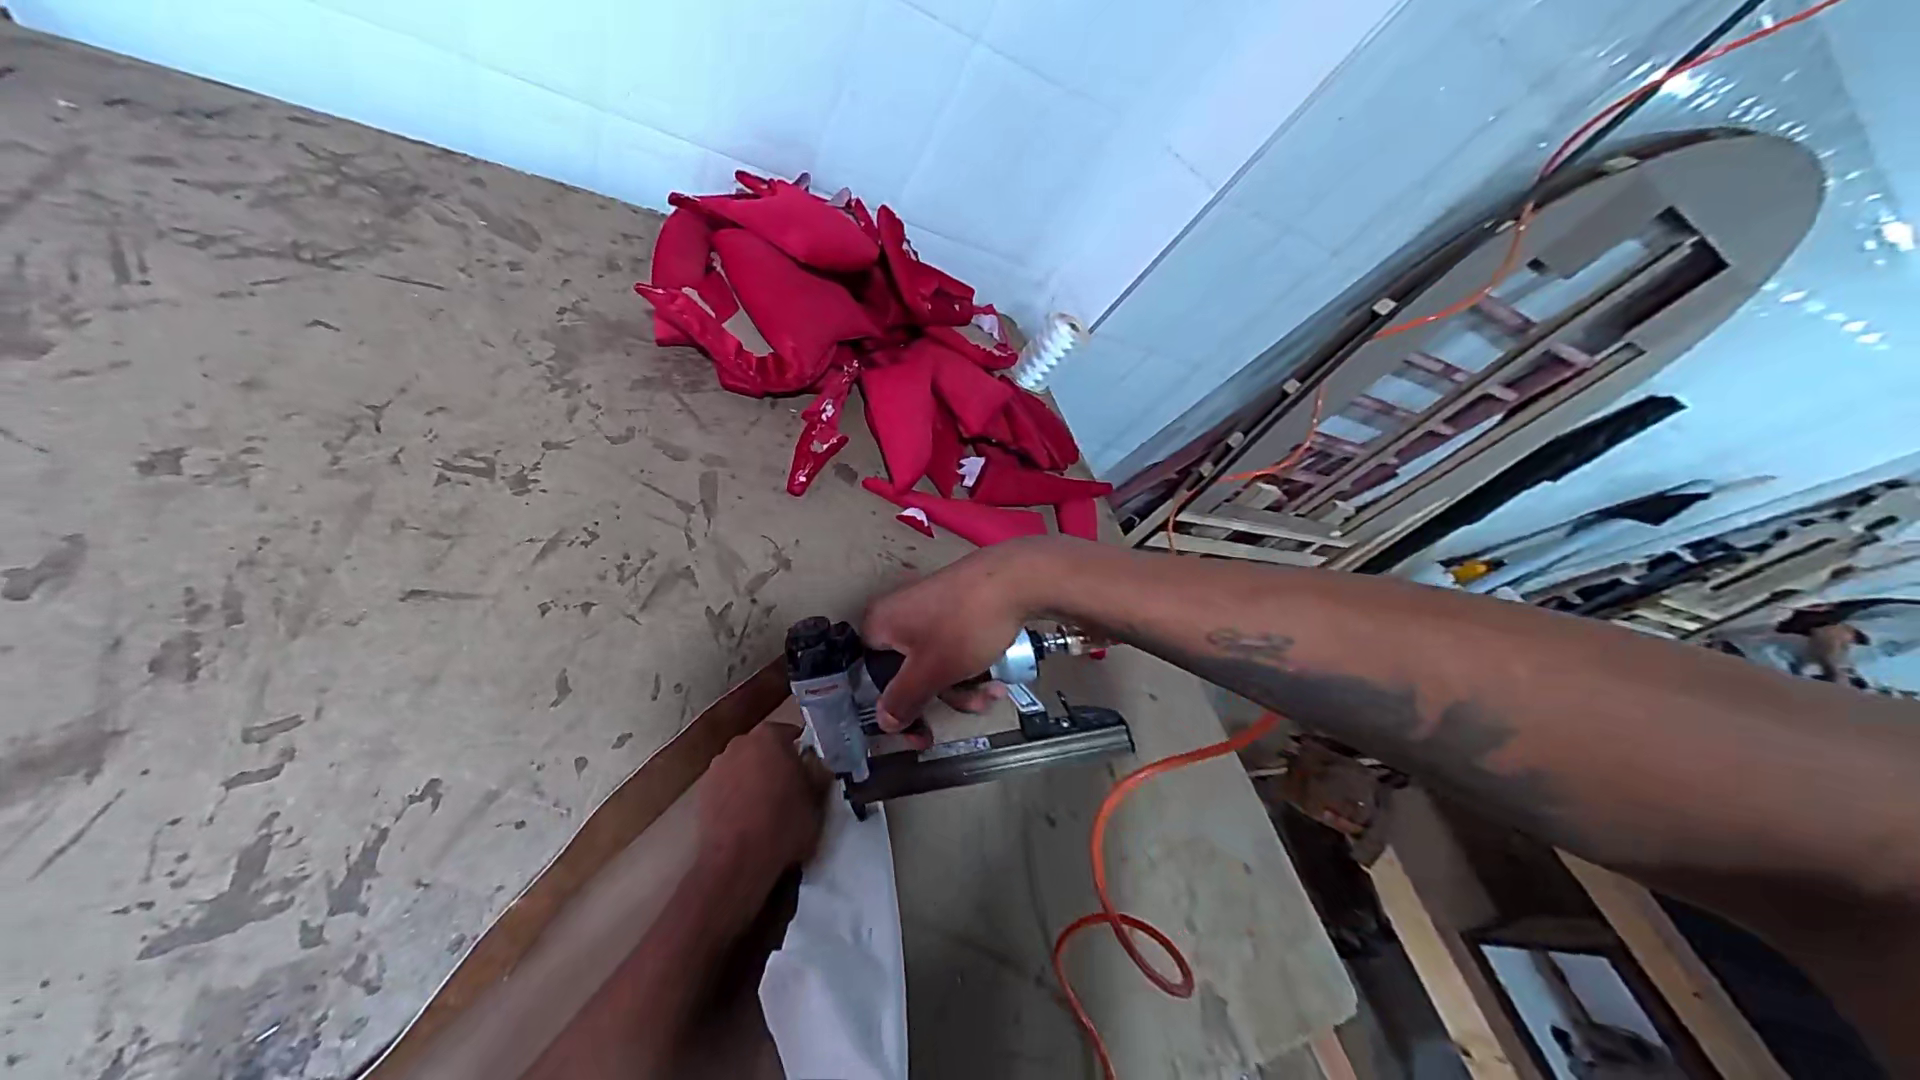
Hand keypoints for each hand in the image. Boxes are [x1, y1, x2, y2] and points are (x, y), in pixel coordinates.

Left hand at [698, 718, 830, 875]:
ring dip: (754, 779)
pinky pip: (727, 787)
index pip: (791, 733)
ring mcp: (717, 767)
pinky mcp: (702, 792)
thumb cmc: (783, 823)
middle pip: (764, 748)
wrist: (737, 861)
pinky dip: (736, 796)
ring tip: (766, 808)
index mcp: (769, 736)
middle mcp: (739, 743)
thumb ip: (815, 774)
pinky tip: (746, 819)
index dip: (802, 753)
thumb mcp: (816, 798)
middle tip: (791, 788)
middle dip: (776, 762)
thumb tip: (814, 766)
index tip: (810, 771)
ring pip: (743, 767)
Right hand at [861, 536, 1060, 732]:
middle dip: (944, 696)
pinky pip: (956, 645)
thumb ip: (903, 701)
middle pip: (910, 672)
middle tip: (970, 704)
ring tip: (993, 689)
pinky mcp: (958, 606)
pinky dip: (973, 662)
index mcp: (880, 624)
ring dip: (965, 685)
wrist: (1016, 578)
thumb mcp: (930, 672)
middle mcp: (899, 613)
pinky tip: (997, 672)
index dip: (894, 708)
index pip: (871, 675)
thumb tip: (884, 721)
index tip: (918, 733)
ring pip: (938, 662)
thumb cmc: (965, 625)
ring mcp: (931, 607)